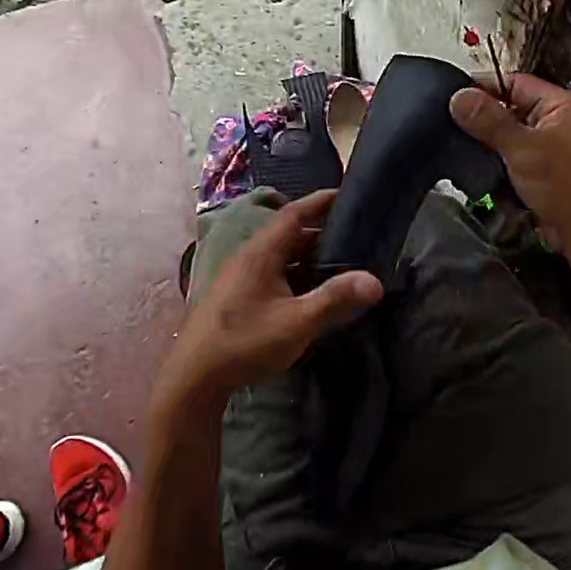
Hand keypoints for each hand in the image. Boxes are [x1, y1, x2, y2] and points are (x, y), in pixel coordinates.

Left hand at [154, 190, 382, 405]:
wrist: (195, 375)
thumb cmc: (246, 342)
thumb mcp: (297, 321)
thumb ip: (335, 299)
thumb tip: (375, 281)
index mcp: (261, 252)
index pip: (294, 214)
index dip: (320, 201)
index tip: (346, 194)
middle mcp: (249, 257)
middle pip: (289, 235)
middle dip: (321, 232)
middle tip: (355, 236)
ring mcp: (240, 277)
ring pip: (280, 257)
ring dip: (308, 257)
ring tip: (341, 263)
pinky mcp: (237, 296)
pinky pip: (272, 273)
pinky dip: (295, 274)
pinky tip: (310, 292)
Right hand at [448, 74, 570, 251]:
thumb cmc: (566, 184)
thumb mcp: (523, 148)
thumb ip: (489, 121)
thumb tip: (458, 96)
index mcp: (561, 106)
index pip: (515, 84)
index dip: (484, 89)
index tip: (452, 99)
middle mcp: (558, 124)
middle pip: (510, 114)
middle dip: (484, 127)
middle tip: (452, 132)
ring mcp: (551, 152)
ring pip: (508, 143)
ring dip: (490, 154)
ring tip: (463, 158)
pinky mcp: (544, 177)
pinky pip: (514, 166)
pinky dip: (500, 174)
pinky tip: (484, 182)